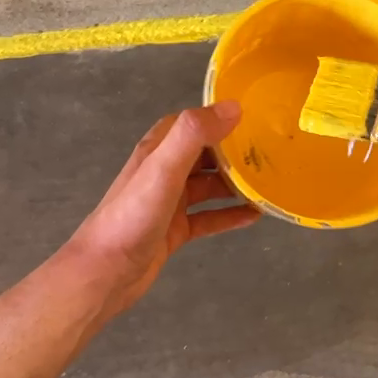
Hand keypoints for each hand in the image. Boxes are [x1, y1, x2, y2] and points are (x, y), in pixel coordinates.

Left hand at [59, 101, 259, 313]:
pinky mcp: (175, 231)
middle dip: (232, 152)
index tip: (252, 118)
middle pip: (203, 155)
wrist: (106, 271)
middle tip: (270, 153)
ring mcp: (169, 204)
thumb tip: (234, 107)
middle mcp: (163, 173)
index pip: (189, 124)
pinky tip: (255, 216)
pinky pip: (208, 218)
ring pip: (208, 187)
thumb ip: (194, 135)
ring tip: (268, 183)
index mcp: (157, 151)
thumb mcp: (164, 168)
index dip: (216, 118)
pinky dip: (230, 216)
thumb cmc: (134, 215)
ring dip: (235, 184)